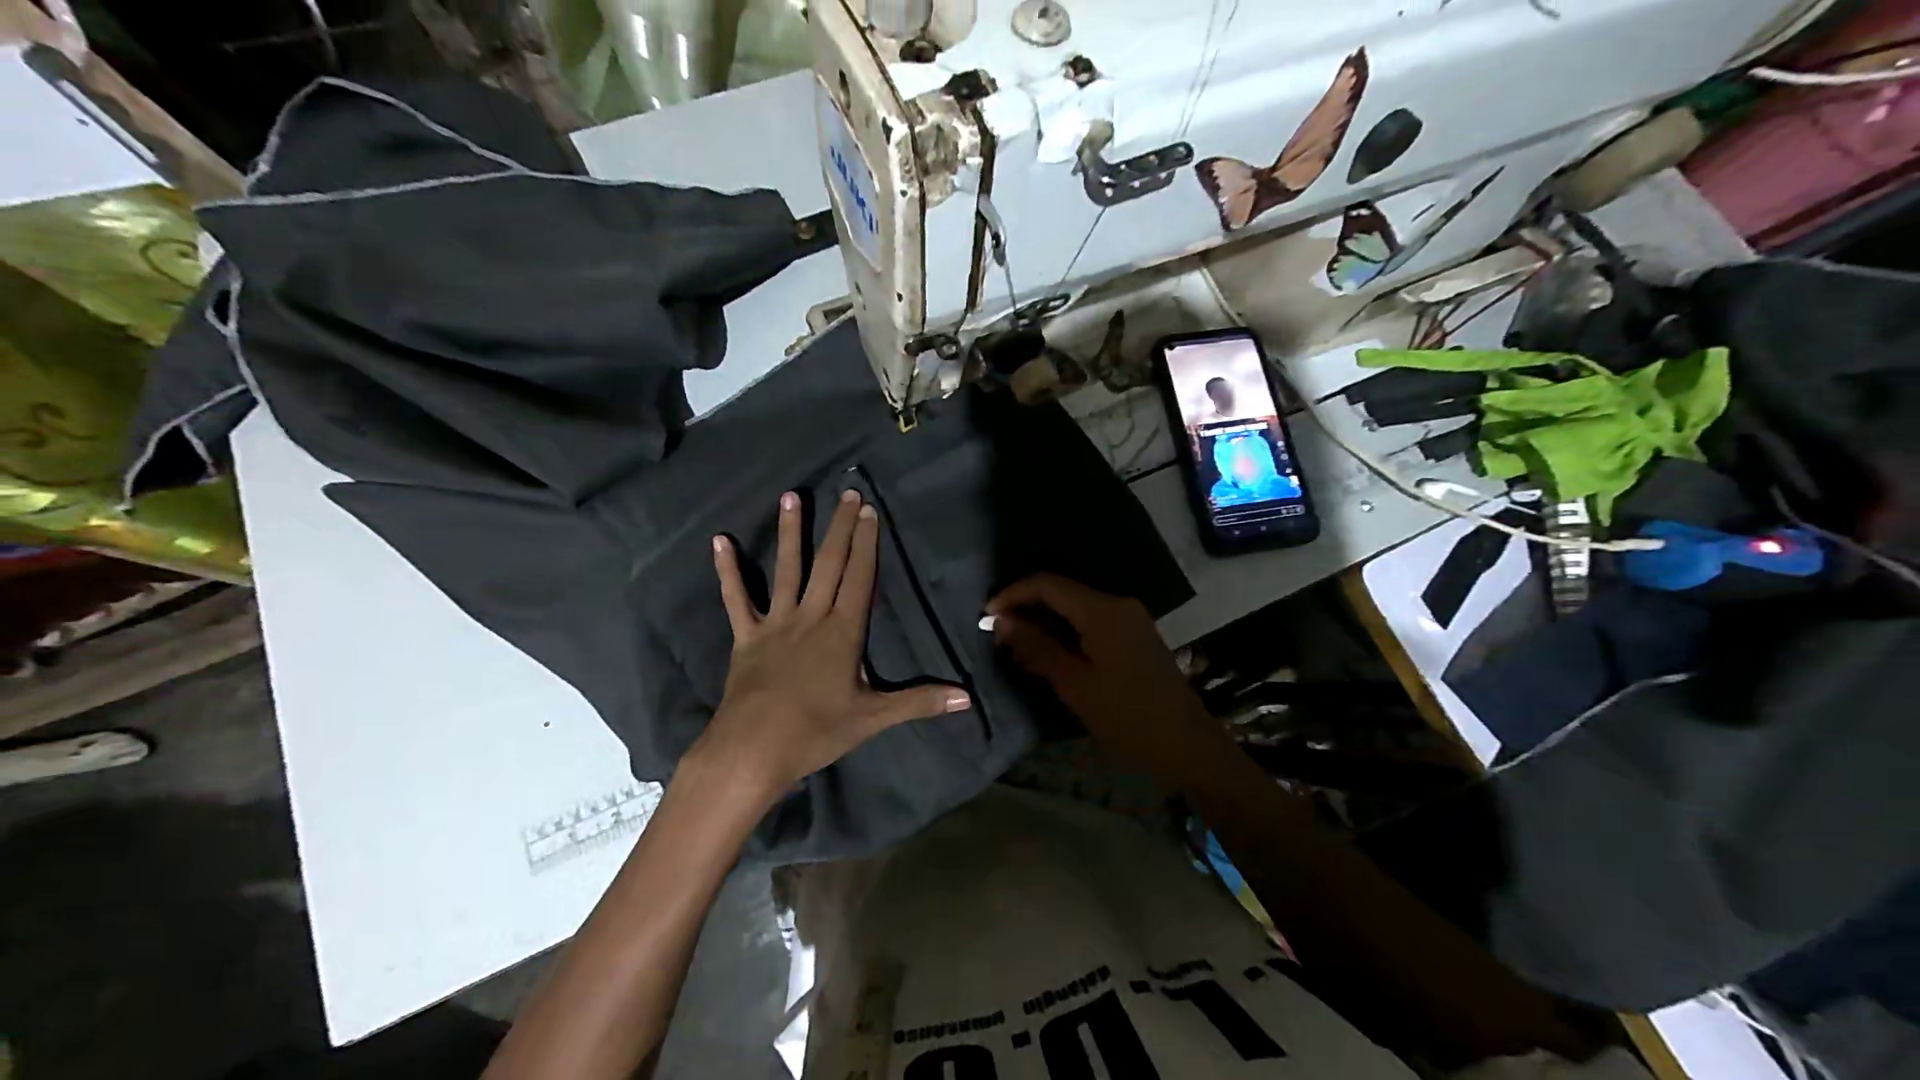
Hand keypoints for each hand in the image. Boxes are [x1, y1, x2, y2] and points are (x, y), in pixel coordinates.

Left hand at [694, 489, 970, 803]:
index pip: (859, 578)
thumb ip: (919, 702)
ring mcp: (776, 624)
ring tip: (791, 496)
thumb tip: (968, 697)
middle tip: (847, 492)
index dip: (867, 543)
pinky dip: (728, 570)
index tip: (869, 511)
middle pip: (828, 564)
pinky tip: (719, 541)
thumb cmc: (816, 733)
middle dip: (840, 527)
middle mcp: (811, 617)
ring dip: (790, 532)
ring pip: (786, 570)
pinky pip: (736, 598)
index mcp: (843, 632)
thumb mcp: (874, 718)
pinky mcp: (746, 636)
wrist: (752, 751)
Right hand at [988, 573, 1227, 776]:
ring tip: (1017, 648)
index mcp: (1102, 611)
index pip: (1048, 584)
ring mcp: (1129, 619)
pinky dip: (1065, 632)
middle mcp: (1117, 605)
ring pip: (1075, 608)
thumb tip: (1001, 622)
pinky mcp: (1133, 636)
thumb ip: (1037, 648)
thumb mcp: (1075, 685)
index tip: (986, 616)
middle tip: (999, 636)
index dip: (1013, 594)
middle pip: (1062, 592)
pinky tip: (1048, 655)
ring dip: (1044, 622)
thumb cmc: (1128, 717)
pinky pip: (1090, 622)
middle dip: (1027, 609)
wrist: (1187, 745)